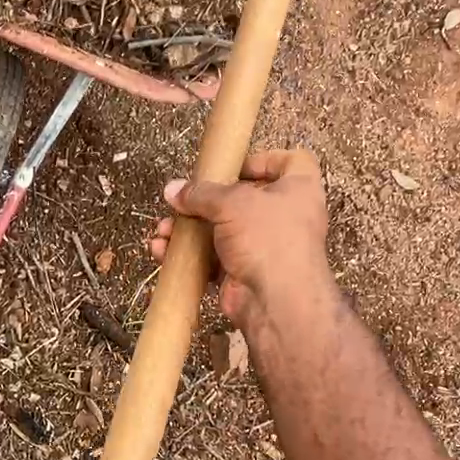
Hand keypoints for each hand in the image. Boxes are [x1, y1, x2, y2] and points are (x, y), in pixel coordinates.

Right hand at [149, 149, 334, 328]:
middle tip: (181, 202)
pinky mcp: (240, 270)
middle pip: (241, 199)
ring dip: (187, 229)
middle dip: (205, 201)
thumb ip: (201, 193)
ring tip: (164, 231)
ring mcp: (260, 245)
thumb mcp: (233, 202)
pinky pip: (208, 257)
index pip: (289, 162)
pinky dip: (186, 254)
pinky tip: (163, 251)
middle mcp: (282, 216)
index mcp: (297, 190)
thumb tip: (173, 189)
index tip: (233, 167)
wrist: (275, 299)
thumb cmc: (269, 240)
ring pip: (218, 230)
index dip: (262, 160)